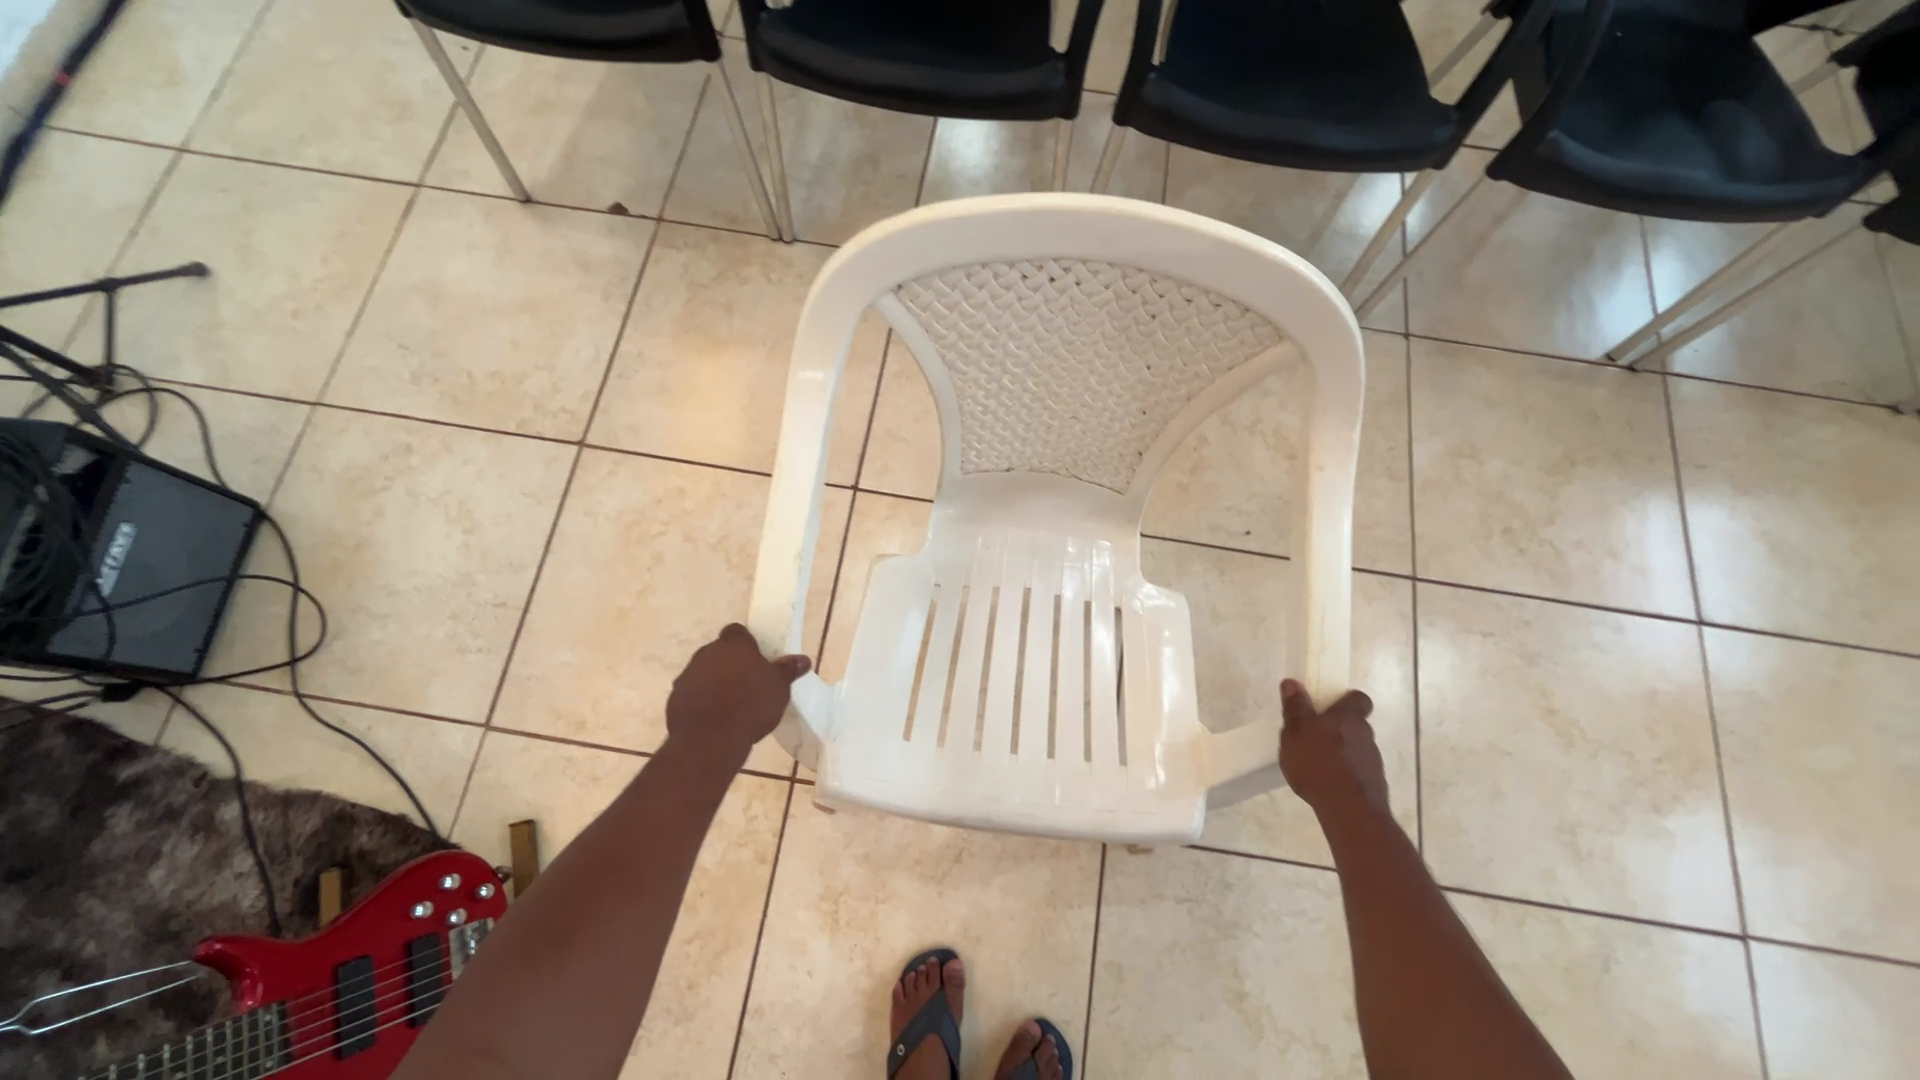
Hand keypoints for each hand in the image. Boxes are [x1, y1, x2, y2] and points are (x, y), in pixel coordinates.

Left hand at [665, 624, 810, 762]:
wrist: (709, 739)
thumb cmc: (750, 707)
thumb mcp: (779, 689)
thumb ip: (787, 670)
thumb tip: (802, 659)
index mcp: (734, 645)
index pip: (738, 632)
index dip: (747, 643)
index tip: (757, 658)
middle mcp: (707, 653)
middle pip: (720, 651)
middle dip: (731, 663)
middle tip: (748, 682)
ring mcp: (688, 674)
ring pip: (704, 671)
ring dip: (715, 681)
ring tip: (731, 703)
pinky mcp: (675, 697)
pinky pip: (693, 692)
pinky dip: (702, 699)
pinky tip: (715, 717)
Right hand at [1279, 679, 1388, 820]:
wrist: (1349, 808)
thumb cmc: (1316, 763)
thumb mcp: (1294, 733)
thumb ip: (1294, 709)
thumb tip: (1292, 682)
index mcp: (1347, 717)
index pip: (1358, 698)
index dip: (1346, 700)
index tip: (1329, 706)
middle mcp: (1365, 733)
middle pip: (1355, 724)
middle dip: (1337, 729)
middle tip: (1313, 738)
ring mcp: (1372, 758)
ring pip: (1356, 747)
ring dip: (1341, 751)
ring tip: (1317, 765)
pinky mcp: (1374, 781)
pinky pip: (1357, 768)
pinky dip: (1345, 771)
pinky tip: (1327, 782)